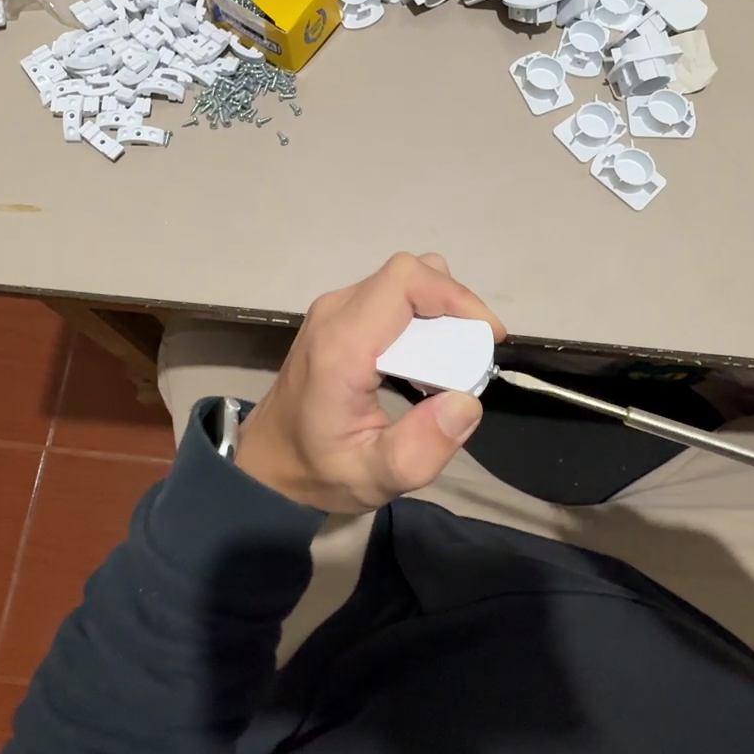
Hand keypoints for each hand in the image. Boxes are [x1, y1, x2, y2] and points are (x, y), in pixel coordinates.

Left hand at [234, 253, 505, 513]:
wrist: (265, 463)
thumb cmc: (317, 470)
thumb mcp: (373, 478)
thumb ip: (420, 447)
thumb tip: (467, 402)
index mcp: (341, 345)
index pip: (404, 281)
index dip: (455, 296)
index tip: (488, 336)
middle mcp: (335, 314)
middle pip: (407, 275)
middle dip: (453, 306)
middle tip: (474, 355)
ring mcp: (333, 311)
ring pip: (400, 282)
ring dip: (438, 311)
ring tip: (454, 358)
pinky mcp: (337, 317)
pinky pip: (389, 297)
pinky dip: (421, 316)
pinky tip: (428, 358)